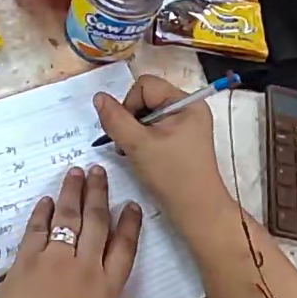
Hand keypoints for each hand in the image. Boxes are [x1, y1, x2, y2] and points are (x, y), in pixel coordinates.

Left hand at [0, 167, 172, 297]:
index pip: (124, 248)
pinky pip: (36, 230)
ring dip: (72, 192)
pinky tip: (45, 201)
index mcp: (108, 291)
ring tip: (75, 171)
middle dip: (99, 194)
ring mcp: (53, 261)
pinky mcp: (24, 263)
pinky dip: (42, 213)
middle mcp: (84, 268)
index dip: (129, 225)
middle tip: (99, 170)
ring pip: (67, 218)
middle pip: (96, 223)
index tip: (131, 204)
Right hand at [94, 75, 233, 227]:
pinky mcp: (184, 139)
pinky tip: (143, 156)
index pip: (145, 85)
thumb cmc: (170, 175)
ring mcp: (188, 124)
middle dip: (131, 118)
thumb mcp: (137, 144)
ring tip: (134, 152)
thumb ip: (115, 119)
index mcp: (186, 102)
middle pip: (147, 97)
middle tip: (128, 144)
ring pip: (149, 113)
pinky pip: (157, 127)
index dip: (129, 104)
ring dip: (135, 130)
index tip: (127, 132)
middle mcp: (190, 107)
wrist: (197, 211)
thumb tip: (99, 97)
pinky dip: (144, 138)